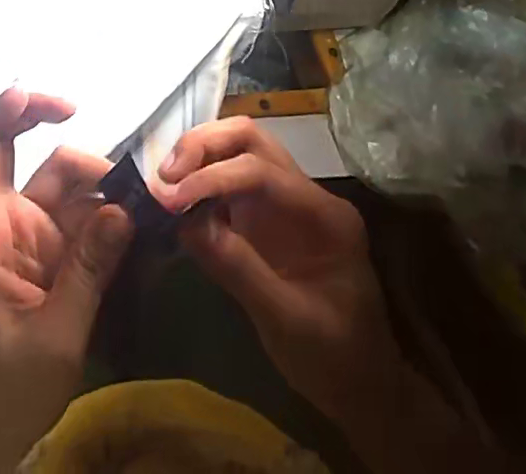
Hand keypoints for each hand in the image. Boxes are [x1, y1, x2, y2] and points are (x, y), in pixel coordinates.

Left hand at [0, 88, 133, 472]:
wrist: (5, 420)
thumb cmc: (11, 381)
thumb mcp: (54, 333)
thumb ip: (87, 271)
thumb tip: (122, 211)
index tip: (26, 98)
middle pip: (2, 147)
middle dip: (32, 117)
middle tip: (71, 107)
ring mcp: (28, 226)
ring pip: (58, 176)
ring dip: (94, 177)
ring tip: (138, 195)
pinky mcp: (55, 241)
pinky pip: (84, 206)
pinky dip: (107, 203)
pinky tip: (136, 214)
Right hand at [154, 118, 395, 422]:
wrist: (360, 386)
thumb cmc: (334, 357)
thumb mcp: (288, 321)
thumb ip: (239, 268)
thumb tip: (186, 222)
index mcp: (324, 214)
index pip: (261, 171)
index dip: (212, 178)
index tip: (172, 200)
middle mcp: (304, 194)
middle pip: (250, 139)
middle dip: (203, 145)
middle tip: (165, 175)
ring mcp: (283, 201)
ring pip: (237, 149)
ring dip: (198, 155)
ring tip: (164, 181)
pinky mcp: (263, 215)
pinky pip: (227, 178)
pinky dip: (199, 177)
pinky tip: (177, 197)